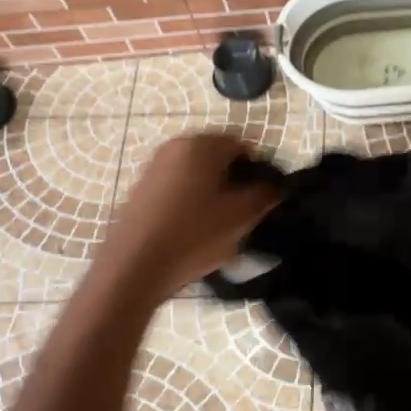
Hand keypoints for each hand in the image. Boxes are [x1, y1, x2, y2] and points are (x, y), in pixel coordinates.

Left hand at [107, 133, 279, 290]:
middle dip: (237, 180)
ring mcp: (154, 167)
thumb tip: (277, 185)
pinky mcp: (142, 189)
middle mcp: (175, 146)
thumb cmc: (194, 235)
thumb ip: (266, 195)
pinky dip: (193, 201)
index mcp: (201, 145)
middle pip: (219, 157)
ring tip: (223, 224)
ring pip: (199, 173)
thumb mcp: (241, 216)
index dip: (262, 168)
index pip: (245, 144)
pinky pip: (179, 187)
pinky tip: (196, 229)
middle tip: (248, 211)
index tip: (268, 196)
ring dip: (215, 192)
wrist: (134, 266)